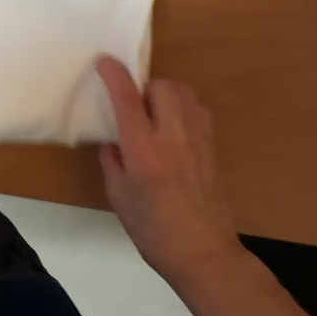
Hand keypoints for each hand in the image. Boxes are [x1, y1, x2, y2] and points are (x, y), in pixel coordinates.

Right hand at [96, 56, 244, 288]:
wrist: (204, 255)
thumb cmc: (153, 231)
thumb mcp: (119, 196)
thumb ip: (113, 161)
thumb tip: (114, 141)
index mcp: (143, 150)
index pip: (127, 99)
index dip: (114, 74)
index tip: (104, 60)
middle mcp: (173, 138)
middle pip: (163, 87)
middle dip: (145, 86)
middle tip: (134, 105)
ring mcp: (197, 142)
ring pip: (185, 94)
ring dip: (166, 94)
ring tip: (155, 114)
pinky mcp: (212, 149)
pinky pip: (199, 111)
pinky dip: (184, 108)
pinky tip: (174, 128)